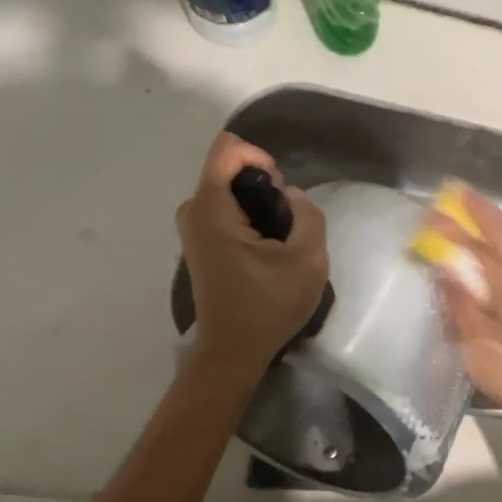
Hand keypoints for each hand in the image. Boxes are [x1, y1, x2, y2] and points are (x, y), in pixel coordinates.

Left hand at [176, 132, 328, 376]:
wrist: (233, 353)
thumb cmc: (268, 306)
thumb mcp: (308, 258)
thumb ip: (307, 214)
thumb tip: (290, 197)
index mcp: (212, 209)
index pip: (229, 149)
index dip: (262, 160)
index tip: (283, 196)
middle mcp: (194, 211)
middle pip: (232, 169)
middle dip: (266, 188)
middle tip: (286, 228)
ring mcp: (194, 228)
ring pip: (233, 191)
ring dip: (262, 207)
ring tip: (279, 245)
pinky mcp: (201, 243)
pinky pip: (229, 210)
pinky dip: (252, 222)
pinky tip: (267, 254)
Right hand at [425, 188, 501, 415]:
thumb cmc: (501, 368)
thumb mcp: (473, 339)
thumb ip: (460, 300)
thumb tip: (444, 264)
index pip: (479, 251)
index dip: (454, 232)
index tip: (431, 214)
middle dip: (481, 211)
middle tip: (459, 191)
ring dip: (496, 218)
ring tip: (476, 202)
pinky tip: (498, 232)